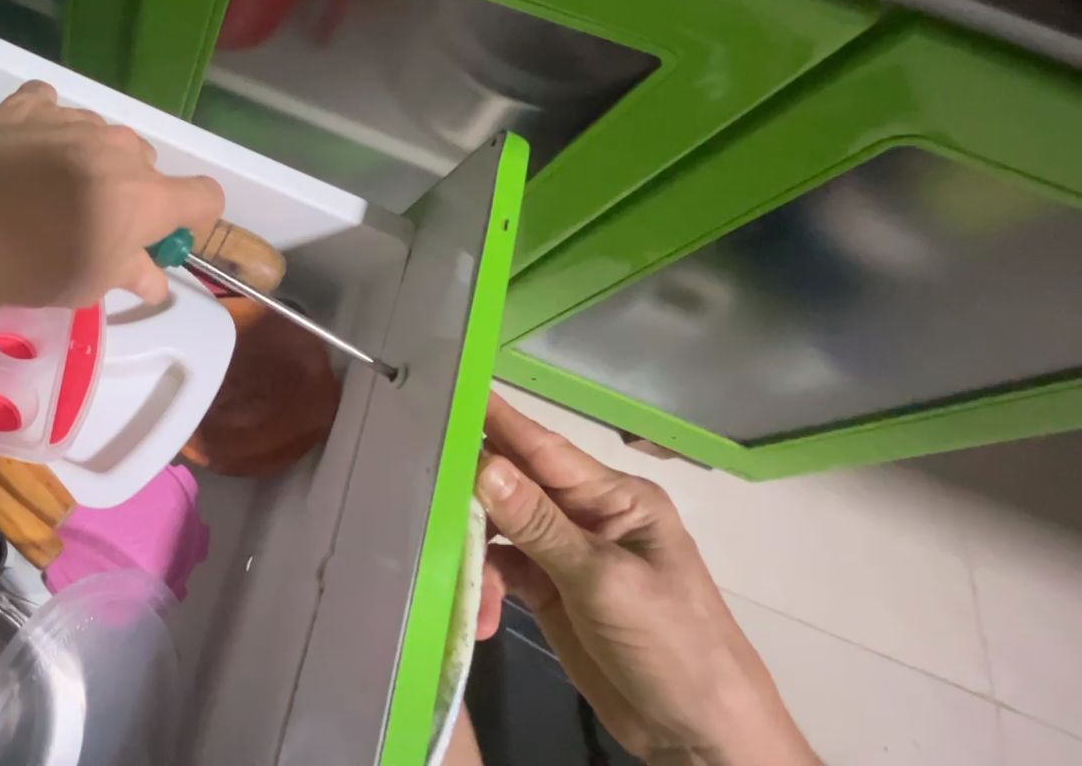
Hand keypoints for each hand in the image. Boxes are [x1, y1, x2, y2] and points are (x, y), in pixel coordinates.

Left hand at [0, 81, 224, 306]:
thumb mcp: (90, 283)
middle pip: (146, 164)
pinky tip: (24, 145)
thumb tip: (153, 281)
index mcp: (149, 196)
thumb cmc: (35, 263)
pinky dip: (47, 122)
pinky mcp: (28, 104)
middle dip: (129, 189)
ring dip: (88, 158)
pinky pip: (51, 104)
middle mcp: (122, 149)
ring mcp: (75, 120)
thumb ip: (131, 274)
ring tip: (46, 187)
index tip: (164, 234)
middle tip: (92, 221)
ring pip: (101, 135)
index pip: (205, 196)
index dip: (192, 215)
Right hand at [476, 393, 816, 765]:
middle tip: (415, 483)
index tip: (444, 385)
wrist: (702, 740)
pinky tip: (480, 617)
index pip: (540, 446)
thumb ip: (538, 524)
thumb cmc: (676, 648)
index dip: (493, 417)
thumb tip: (482, 464)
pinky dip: (483, 587)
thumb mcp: (605, 582)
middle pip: (509, 483)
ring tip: (457, 580)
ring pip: (495, 527)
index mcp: (612, 497)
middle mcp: (582, 513)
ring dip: (472, 552)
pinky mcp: (546, 587)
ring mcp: (562, 550)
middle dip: (467, 489)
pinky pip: (498, 568)